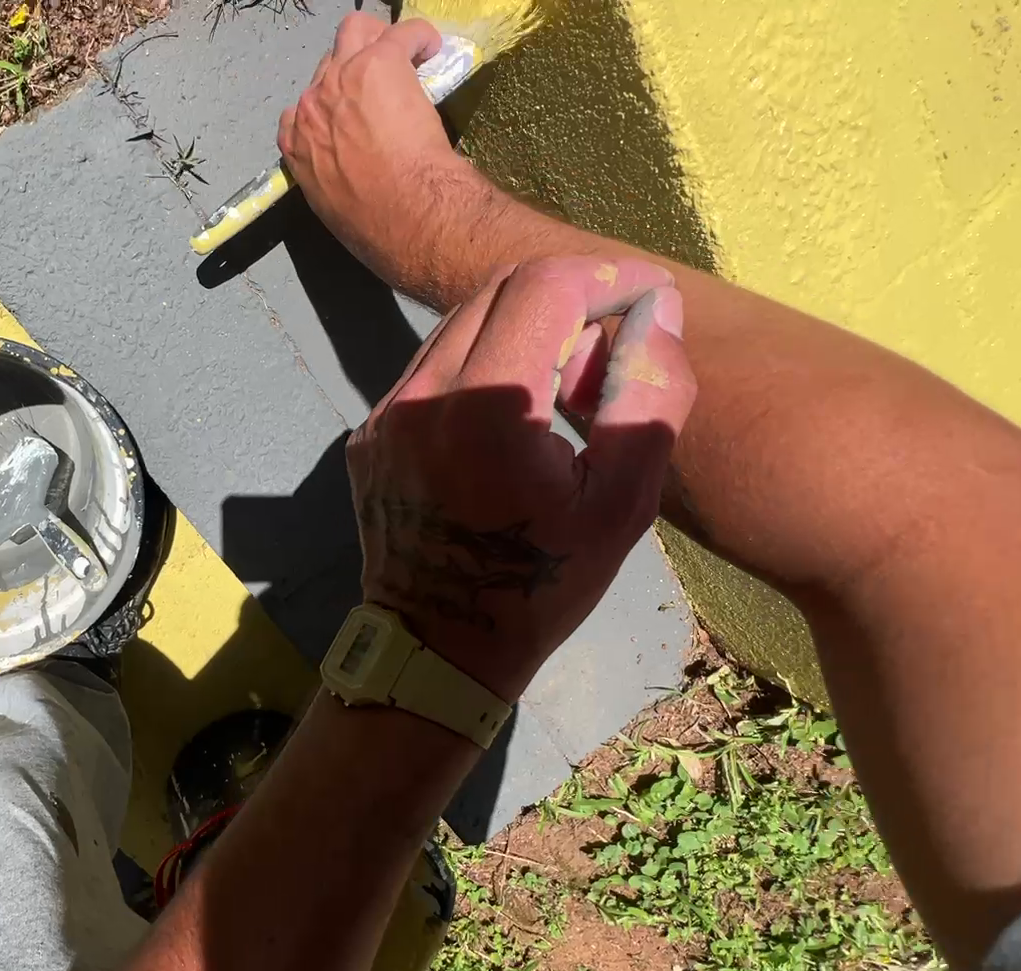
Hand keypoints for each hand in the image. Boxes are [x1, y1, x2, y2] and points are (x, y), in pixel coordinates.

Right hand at [277, 13, 497, 289]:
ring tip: (405, 63)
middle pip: (329, 67)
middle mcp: (312, 106)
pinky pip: (403, 33)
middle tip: (383, 93)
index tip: (348, 120)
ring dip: (378, 43)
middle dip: (354, 75)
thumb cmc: (371, 225)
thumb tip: (343, 185)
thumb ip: (327, 183)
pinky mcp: (380, 60)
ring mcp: (342, 78)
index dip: (328, 111)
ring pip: (355, 33)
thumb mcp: (331, 210)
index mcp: (296, 146)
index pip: (299, 113)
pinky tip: (431, 54)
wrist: (402, 211)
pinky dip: (419, 40)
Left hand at [348, 258, 695, 701]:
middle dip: (561, 298)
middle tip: (602, 341)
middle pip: (493, 294)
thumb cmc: (540, 585)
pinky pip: (425, 372)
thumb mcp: (623, 504)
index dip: (604, 277)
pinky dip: (471, 367)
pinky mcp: (365, 436)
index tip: (641, 299)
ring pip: (453, 328)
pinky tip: (499, 414)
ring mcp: (382, 415)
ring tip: (554, 382)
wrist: (439, 644)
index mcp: (486, 407)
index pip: (543, 286)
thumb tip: (655, 313)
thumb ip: (648, 396)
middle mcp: (420, 396)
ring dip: (514, 330)